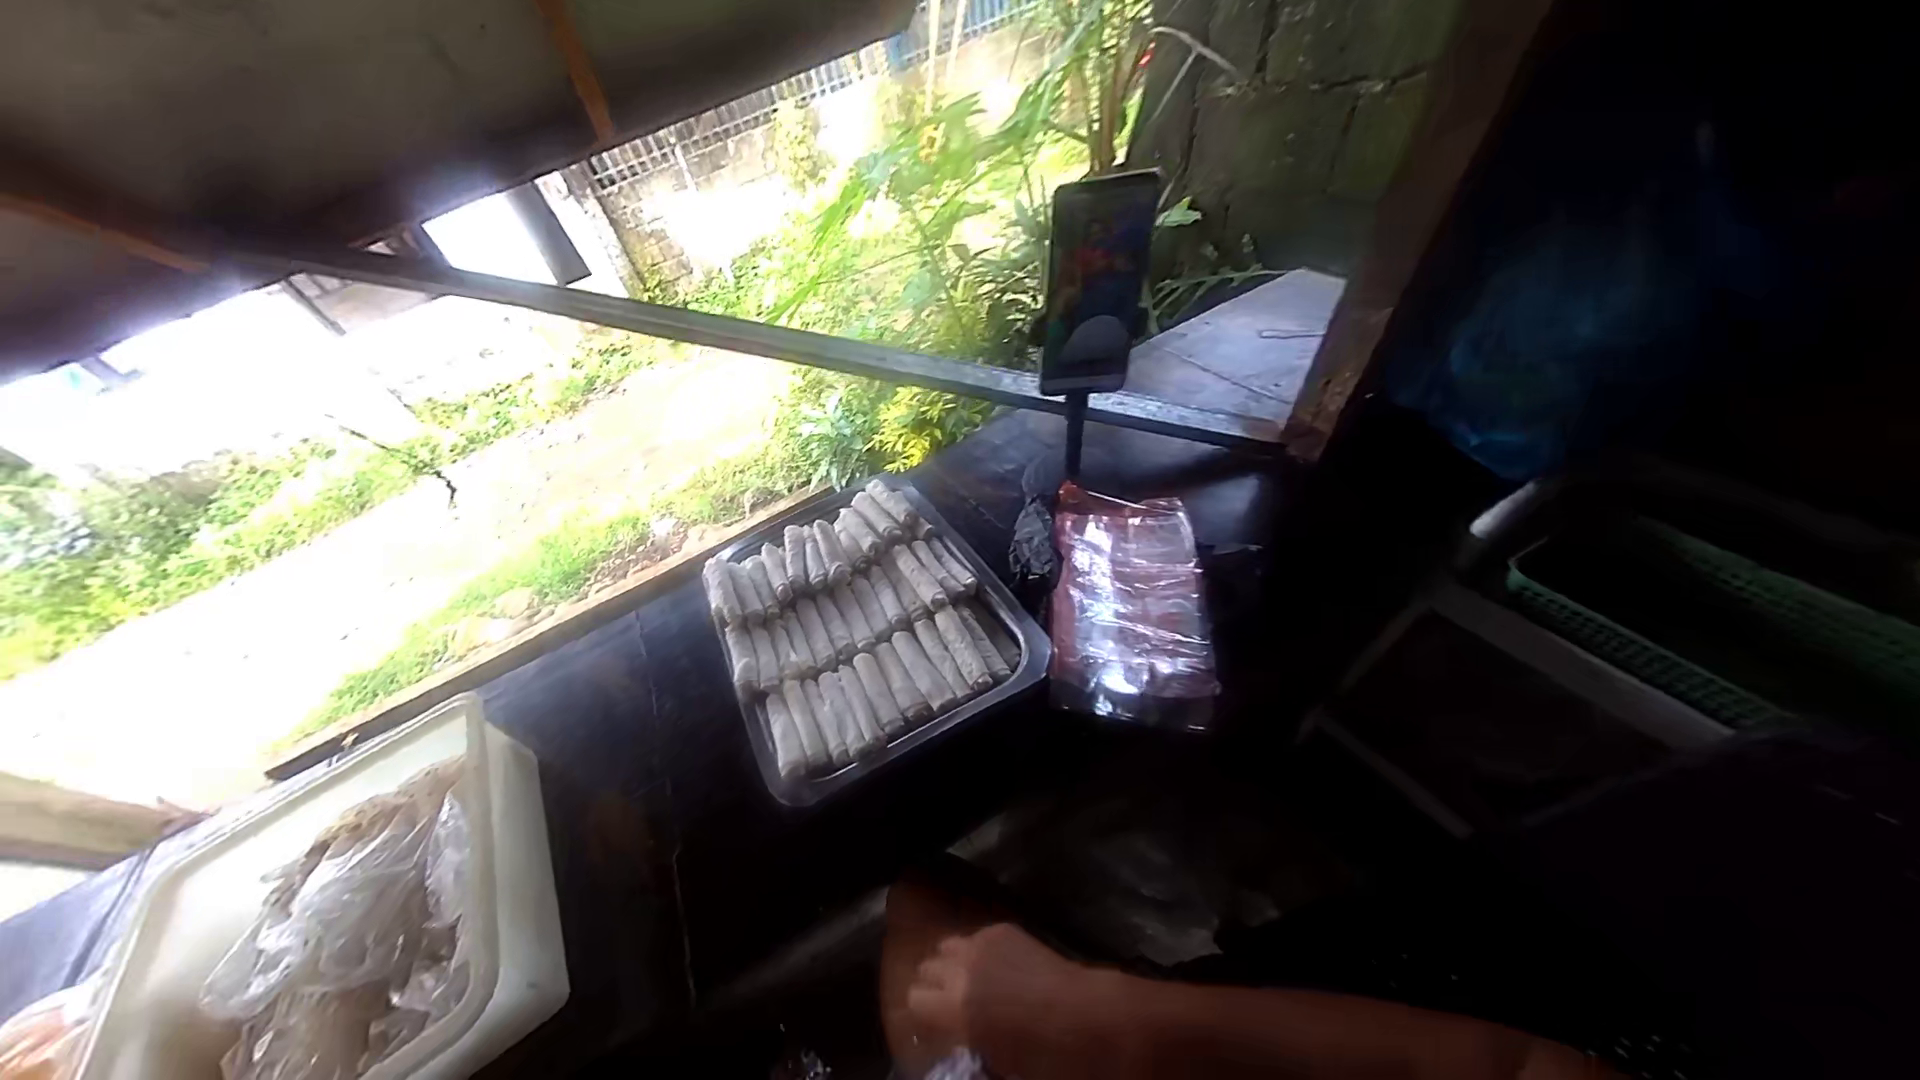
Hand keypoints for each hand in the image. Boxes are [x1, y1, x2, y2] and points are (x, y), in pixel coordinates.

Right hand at [905, 923, 1115, 1079]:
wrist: (1083, 1015)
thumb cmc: (1043, 1056)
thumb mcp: (997, 1062)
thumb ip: (968, 1042)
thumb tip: (959, 1035)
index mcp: (956, 1010)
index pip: (915, 1000)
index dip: (922, 1012)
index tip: (931, 1023)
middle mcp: (962, 969)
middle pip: (927, 967)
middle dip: (933, 984)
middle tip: (948, 1001)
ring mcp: (982, 943)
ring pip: (948, 944)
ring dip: (952, 961)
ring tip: (967, 978)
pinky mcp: (1003, 929)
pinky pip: (976, 935)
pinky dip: (978, 949)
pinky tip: (994, 963)